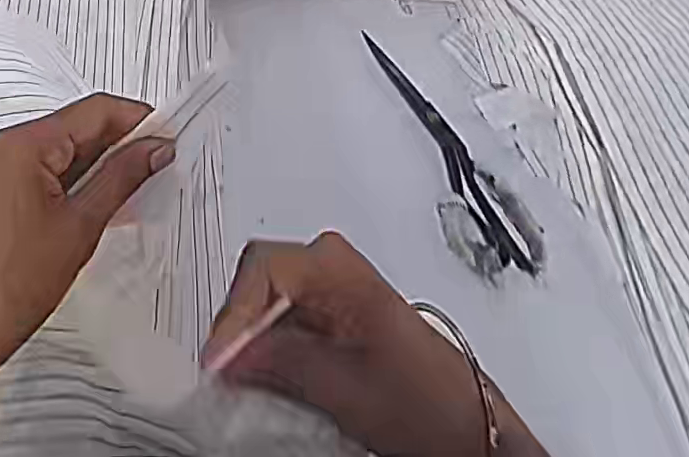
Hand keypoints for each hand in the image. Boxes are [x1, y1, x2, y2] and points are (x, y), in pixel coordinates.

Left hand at [0, 93, 174, 439]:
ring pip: (71, 147)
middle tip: (163, 162)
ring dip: (107, 162)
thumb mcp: (81, 224)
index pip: (96, 109)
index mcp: (28, 142)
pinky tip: (112, 198)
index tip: (170, 137)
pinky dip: (85, 178)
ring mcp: (9, 164)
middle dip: (124, 141)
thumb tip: (156, 147)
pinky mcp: (9, 186)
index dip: (137, 119)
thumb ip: (123, 176)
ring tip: (144, 183)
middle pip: (82, 124)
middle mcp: (14, 143)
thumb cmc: (13, 281)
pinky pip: (56, 167)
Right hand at [202, 233, 546, 456]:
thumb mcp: (346, 386)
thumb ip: (283, 362)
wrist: (469, 427)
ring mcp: (326, 284)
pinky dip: (265, 344)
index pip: (263, 268)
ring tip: (236, 374)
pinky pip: (280, 315)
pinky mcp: (325, 309)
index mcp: (334, 263)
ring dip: (248, 335)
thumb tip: (231, 352)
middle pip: (257, 276)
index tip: (219, 356)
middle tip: (220, 366)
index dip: (235, 314)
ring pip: (264, 296)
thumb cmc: (431, 401)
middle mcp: (327, 262)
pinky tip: (260, 373)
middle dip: (237, 322)